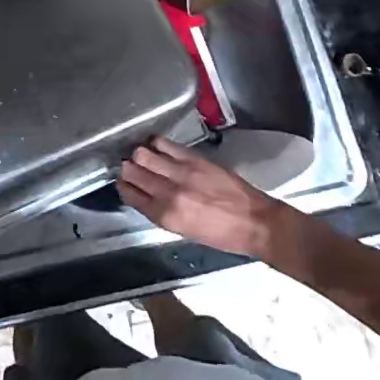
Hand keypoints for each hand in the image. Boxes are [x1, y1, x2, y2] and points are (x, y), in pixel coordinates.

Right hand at [118, 138, 316, 262]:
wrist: (255, 222)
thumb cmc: (221, 235)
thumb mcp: (184, 231)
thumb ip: (161, 211)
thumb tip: (144, 195)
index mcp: (166, 216)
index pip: (130, 194)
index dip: (123, 186)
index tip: (123, 182)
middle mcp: (169, 192)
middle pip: (133, 170)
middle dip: (127, 168)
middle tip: (130, 167)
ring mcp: (182, 172)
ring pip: (144, 154)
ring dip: (139, 154)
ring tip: (143, 155)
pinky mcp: (195, 158)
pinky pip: (165, 144)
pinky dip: (156, 143)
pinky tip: (157, 146)